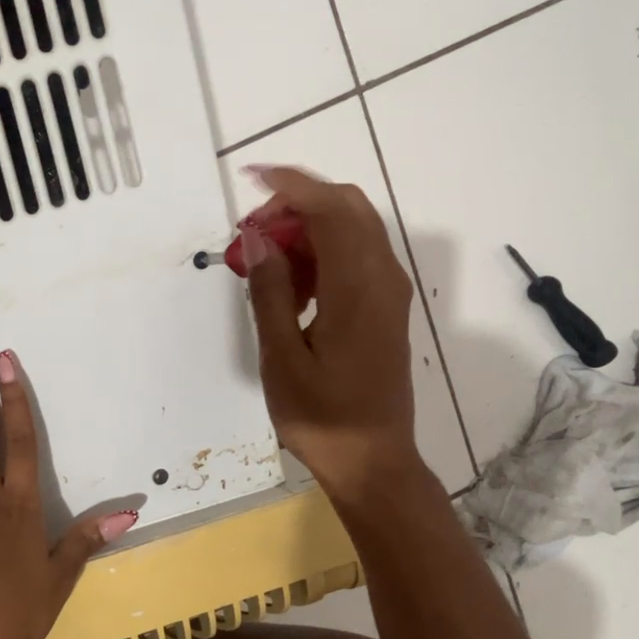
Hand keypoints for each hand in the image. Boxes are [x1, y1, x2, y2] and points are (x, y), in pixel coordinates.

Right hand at [242, 166, 422, 505]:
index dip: (290, 185)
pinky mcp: (385, 308)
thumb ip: (271, 291)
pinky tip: (291, 284)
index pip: (329, 209)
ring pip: (353, 230)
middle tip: (252, 233)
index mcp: (357, 287)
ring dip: (309, 228)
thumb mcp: (282, 357)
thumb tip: (260, 238)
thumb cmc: (321, 415)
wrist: (372, 460)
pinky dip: (322, 252)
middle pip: (347, 208)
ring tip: (263, 261)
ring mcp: (388, 292)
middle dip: (297, 204)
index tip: (250, 178)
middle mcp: (382, 277)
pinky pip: (356, 257)